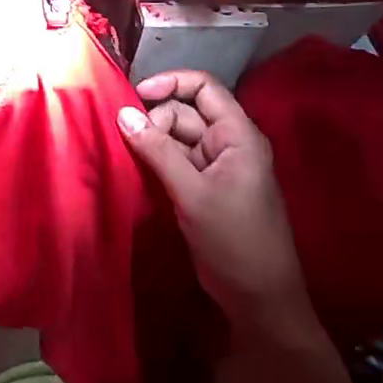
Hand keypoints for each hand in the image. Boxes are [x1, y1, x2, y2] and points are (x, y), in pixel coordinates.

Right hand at [118, 70, 312, 333]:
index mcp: (238, 135)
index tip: (135, 95)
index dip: (170, 83)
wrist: (260, 300)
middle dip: (155, 119)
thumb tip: (123, 113)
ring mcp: (217, 166)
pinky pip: (177, 160)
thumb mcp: (192, 193)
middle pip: (186, 112)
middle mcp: (229, 143)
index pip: (204, 87)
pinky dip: (157, 160)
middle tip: (129, 142)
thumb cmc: (234, 241)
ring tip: (128, 155)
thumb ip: (158, 151)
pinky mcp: (205, 187)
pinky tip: (136, 167)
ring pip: (178, 137)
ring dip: (153, 141)